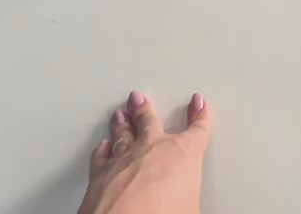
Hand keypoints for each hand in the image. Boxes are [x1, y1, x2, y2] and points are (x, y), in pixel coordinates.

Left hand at [76, 91, 212, 213]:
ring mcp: (124, 158)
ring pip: (123, 133)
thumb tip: (188, 204)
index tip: (198, 103)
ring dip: (122, 123)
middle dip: (145, 109)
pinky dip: (102, 150)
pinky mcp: (100, 174)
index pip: (198, 129)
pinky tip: (102, 145)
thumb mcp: (192, 206)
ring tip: (120, 114)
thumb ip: (189, 193)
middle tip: (140, 98)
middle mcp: (153, 148)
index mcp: (183, 154)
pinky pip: (101, 156)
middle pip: (150, 121)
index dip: (200, 114)